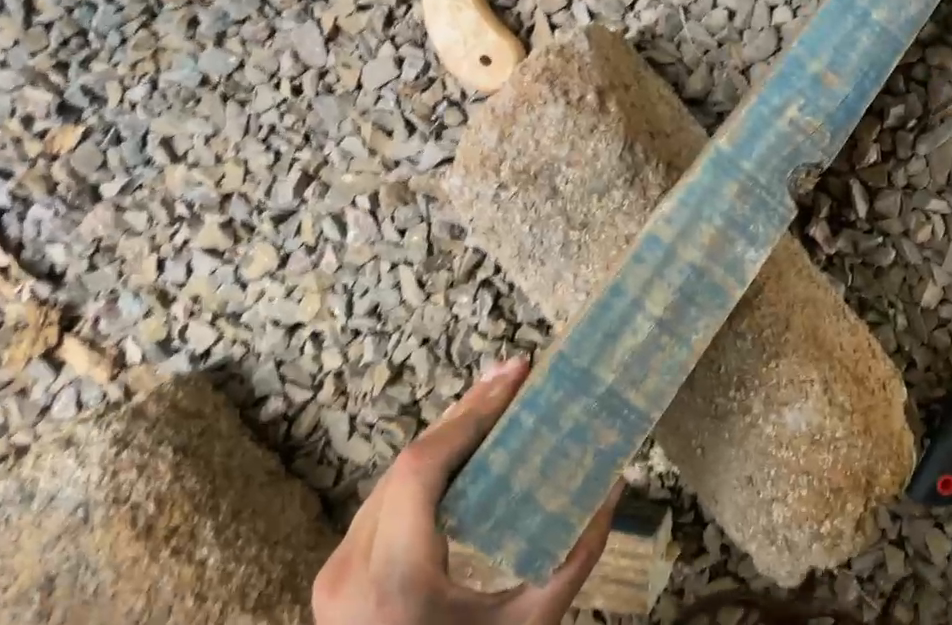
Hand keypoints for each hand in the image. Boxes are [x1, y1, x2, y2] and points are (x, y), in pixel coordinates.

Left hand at [313, 358, 621, 624]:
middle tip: (516, 374)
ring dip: (445, 436)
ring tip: (496, 402)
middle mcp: (351, 566)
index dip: (470, 414)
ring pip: (392, 478)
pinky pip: (384, 502)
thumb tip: (616, 487)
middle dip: (465, 412)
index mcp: (395, 579)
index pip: (423, 468)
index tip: (516, 375)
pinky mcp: (338, 573)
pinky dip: (426, 468)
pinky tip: (461, 449)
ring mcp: (335, 571)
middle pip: (407, 464)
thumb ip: (576, 556)